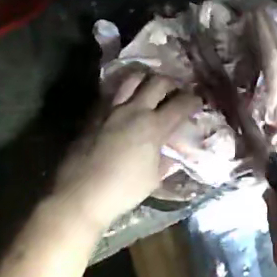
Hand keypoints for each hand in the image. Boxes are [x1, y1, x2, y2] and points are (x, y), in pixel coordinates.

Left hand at [54, 72, 199, 234]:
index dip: (194, 100)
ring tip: (149, 89)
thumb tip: (171, 150)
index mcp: (154, 126)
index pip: (182, 103)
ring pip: (132, 79)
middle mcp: (134, 111)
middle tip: (175, 92)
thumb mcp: (154, 177)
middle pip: (158, 82)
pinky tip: (126, 106)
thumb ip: (165, 157)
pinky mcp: (93, 116)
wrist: (78, 197)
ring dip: (145, 80)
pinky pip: (112, 95)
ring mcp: (111, 110)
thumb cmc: (123, 191)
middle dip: (172, 83)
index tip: (198, 102)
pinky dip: (124, 94)